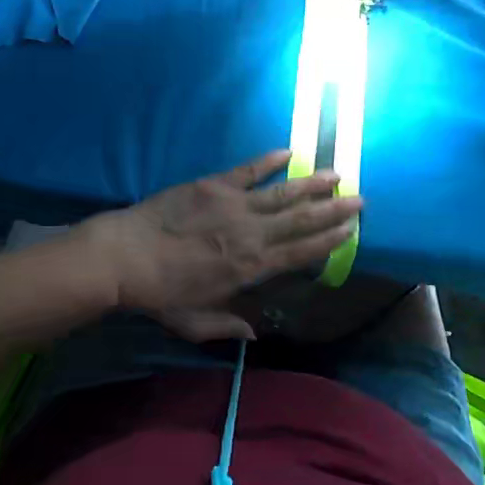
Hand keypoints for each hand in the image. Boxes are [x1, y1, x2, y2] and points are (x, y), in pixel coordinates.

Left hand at [77, 150, 362, 341]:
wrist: (125, 257)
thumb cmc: (159, 294)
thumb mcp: (195, 323)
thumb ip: (228, 325)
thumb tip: (255, 332)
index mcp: (250, 268)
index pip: (300, 253)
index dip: (328, 241)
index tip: (351, 230)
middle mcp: (250, 234)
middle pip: (300, 220)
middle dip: (332, 209)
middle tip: (360, 199)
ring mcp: (233, 205)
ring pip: (282, 193)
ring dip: (311, 184)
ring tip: (337, 174)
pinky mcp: (212, 185)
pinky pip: (246, 170)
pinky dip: (268, 160)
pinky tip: (288, 152)